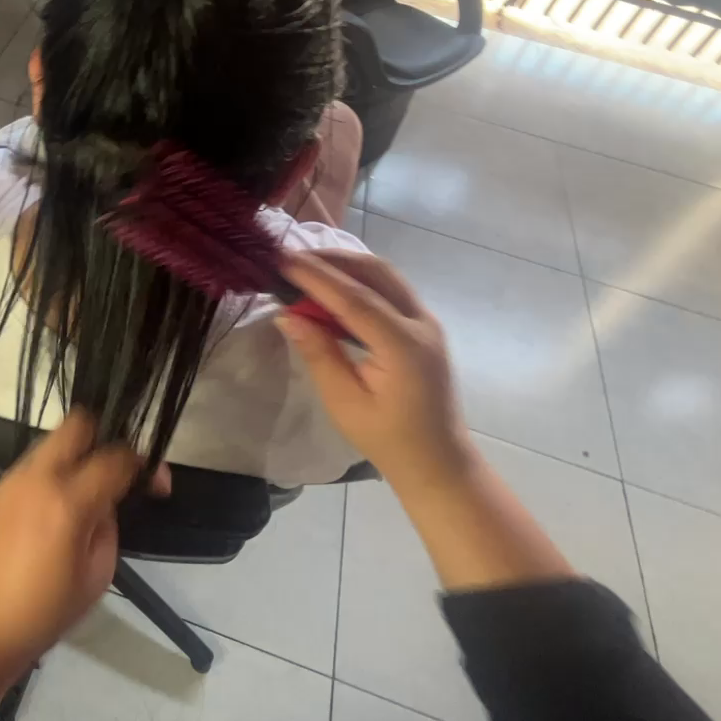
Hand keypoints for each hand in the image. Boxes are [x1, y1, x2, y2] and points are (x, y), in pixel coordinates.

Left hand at [0, 411, 143, 718]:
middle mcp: (39, 476)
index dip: (146, 464)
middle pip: (79, 423)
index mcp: (68, 501)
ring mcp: (14, 477)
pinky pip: (36, 461)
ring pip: (55, 438)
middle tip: (118, 470)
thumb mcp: (97, 575)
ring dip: (79, 452)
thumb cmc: (44, 612)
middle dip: (106, 437)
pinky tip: (59, 503)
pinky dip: (55, 469)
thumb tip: (105, 501)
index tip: (157, 484)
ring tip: (88, 489)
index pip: (117, 456)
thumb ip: (108, 525)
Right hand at [277, 250, 475, 492]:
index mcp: (403, 347)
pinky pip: (390, 288)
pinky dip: (359, 279)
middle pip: (375, 273)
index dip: (315, 276)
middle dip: (332, 259)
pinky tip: (332, 287)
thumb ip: (319, 354)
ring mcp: (427, 322)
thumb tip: (287, 315)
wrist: (439, 461)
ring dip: (346, 265)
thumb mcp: (344, 402)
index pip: (354, 298)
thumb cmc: (388, 440)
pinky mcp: (423, 325)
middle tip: (291, 258)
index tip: (282, 260)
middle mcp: (421, 324)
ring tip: (307, 267)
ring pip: (385, 275)